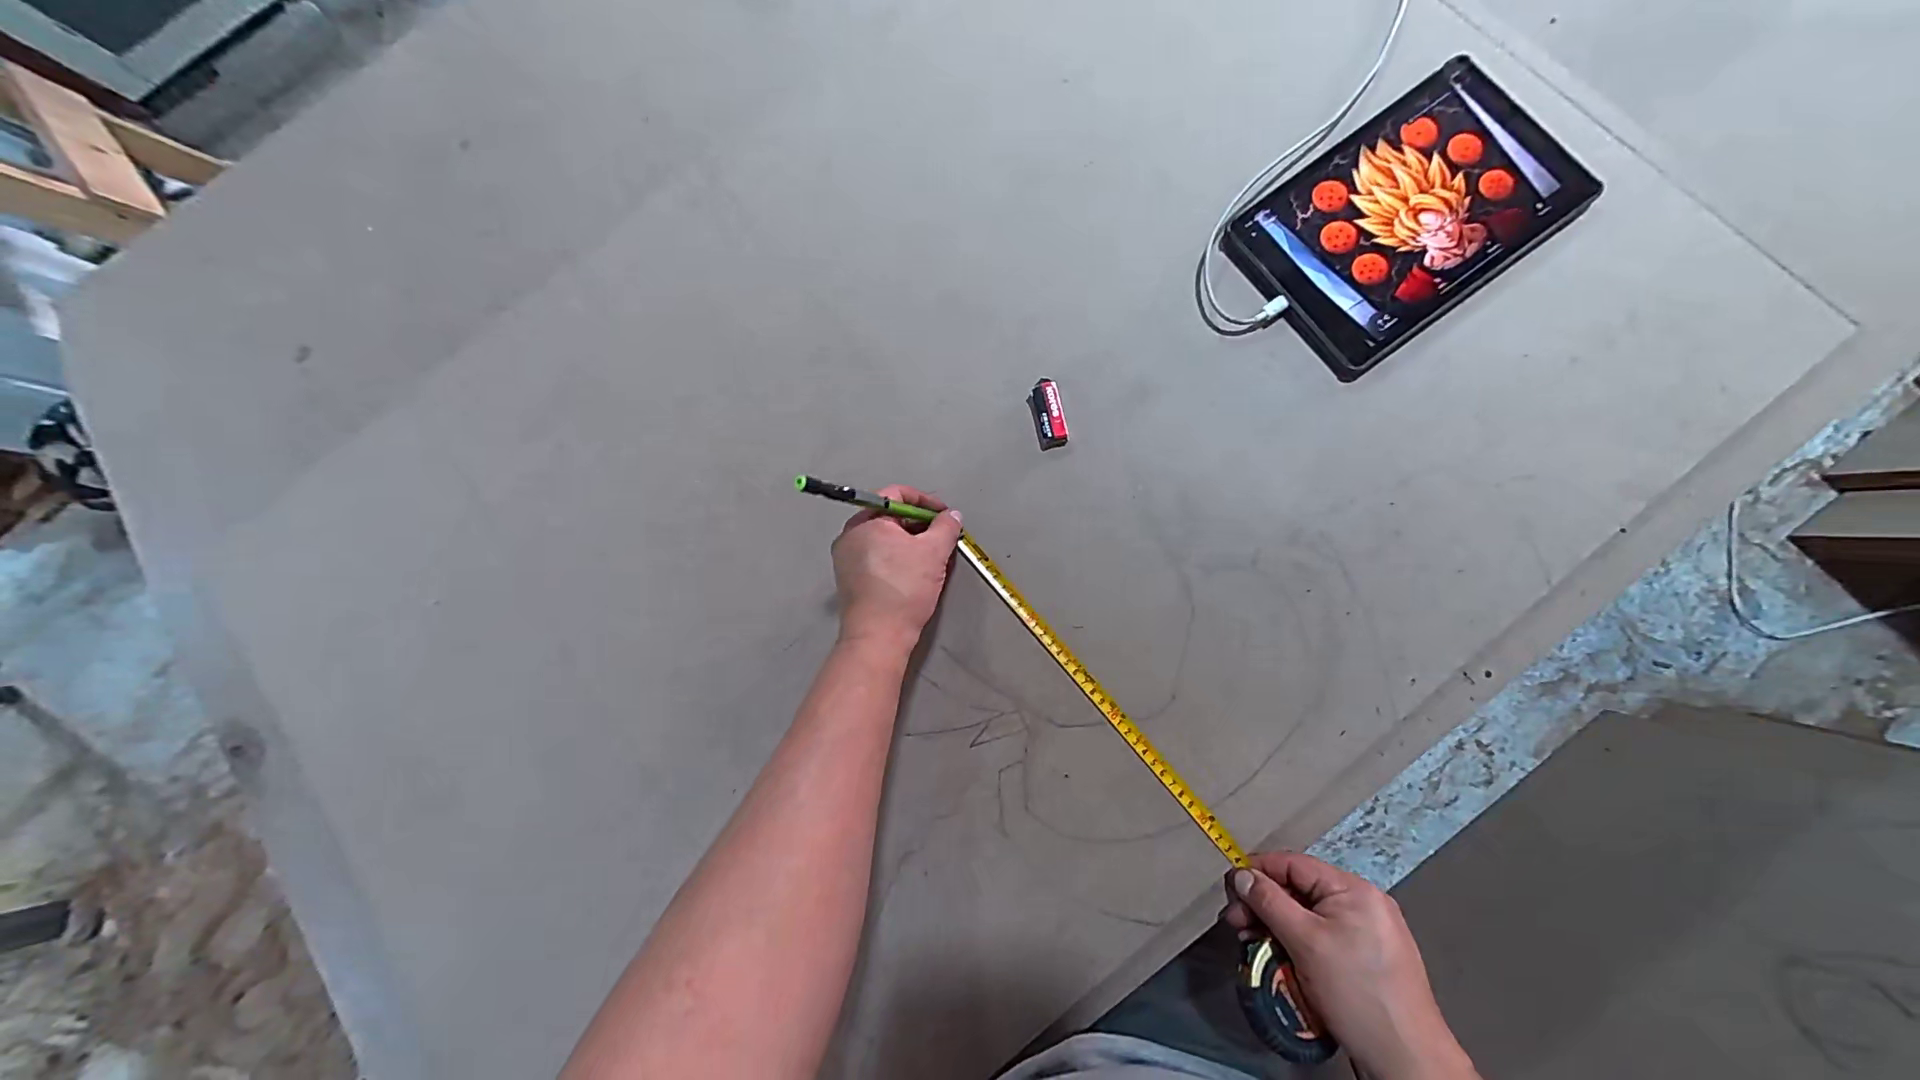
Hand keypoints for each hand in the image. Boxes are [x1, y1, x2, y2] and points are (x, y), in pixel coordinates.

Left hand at [831, 485, 962, 649]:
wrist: (879, 636)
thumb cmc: (903, 589)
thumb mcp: (934, 552)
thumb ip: (946, 527)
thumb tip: (951, 516)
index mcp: (865, 521)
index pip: (896, 494)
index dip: (925, 501)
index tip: (944, 515)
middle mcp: (850, 536)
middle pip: (890, 517)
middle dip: (920, 524)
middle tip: (943, 537)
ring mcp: (848, 559)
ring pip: (886, 540)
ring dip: (912, 543)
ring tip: (934, 558)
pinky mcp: (852, 580)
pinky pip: (879, 558)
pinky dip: (899, 559)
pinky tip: (918, 574)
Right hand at [1224, 852, 1478, 1079]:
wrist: (1407, 1060)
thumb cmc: (1355, 993)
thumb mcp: (1304, 941)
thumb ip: (1268, 901)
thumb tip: (1240, 874)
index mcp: (1353, 889)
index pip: (1292, 863)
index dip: (1257, 871)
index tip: (1229, 890)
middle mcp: (1363, 902)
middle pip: (1298, 889)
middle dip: (1263, 905)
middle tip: (1237, 925)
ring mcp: (1368, 931)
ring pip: (1307, 915)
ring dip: (1275, 926)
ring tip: (1254, 945)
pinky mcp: (1366, 957)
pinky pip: (1321, 936)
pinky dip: (1296, 942)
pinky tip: (1281, 957)